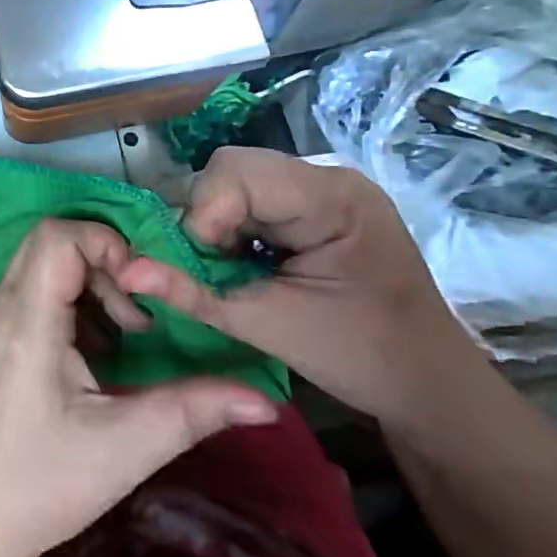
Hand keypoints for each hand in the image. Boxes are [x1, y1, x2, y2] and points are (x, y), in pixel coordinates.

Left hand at [0, 219, 278, 556]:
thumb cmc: (44, 482)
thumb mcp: (127, 446)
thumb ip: (195, 411)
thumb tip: (265, 402)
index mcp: (25, 323)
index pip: (56, 237)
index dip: (105, 244)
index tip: (141, 290)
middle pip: (47, 242)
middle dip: (103, 263)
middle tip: (137, 316)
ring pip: (39, 265)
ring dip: (89, 284)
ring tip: (124, 336)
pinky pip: (31, 291)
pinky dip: (69, 302)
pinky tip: (95, 352)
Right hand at [121, 148, 490, 426]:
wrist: (430, 387)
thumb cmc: (360, 358)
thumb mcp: (267, 326)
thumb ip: (193, 294)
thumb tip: (126, 272)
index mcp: (333, 197)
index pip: (235, 171)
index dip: (205, 214)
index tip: (206, 265)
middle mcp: (329, 178)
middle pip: (231, 169)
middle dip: (207, 217)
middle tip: (215, 267)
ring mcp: (324, 189)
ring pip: (234, 182)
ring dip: (217, 223)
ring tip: (231, 268)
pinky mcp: (315, 206)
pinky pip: (251, 199)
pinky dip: (232, 228)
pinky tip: (246, 262)